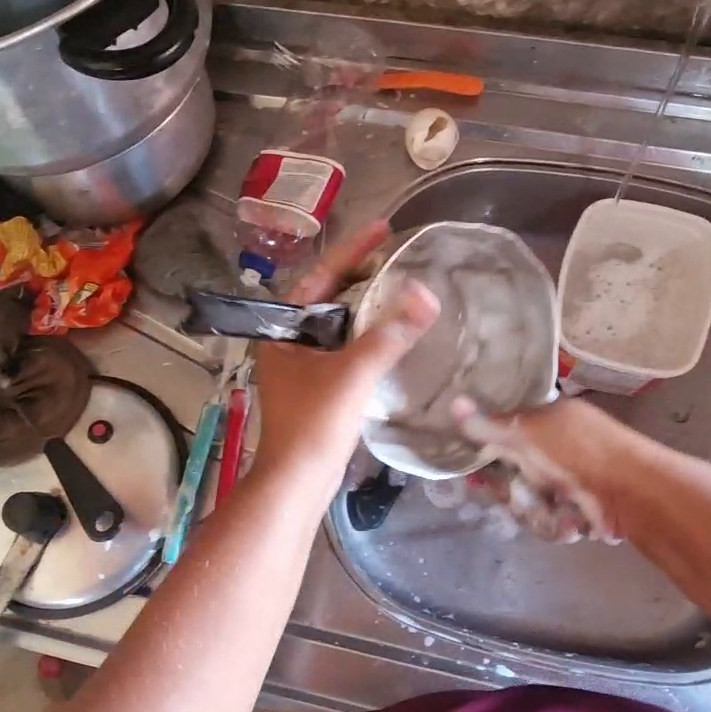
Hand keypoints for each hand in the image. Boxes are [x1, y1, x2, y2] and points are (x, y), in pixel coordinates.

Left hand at [250, 221, 439, 477]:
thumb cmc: (314, 424)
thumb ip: (389, 335)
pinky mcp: (315, 388)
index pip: (320, 276)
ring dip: (365, 306)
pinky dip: (365, 336)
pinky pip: (343, 349)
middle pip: (327, 297)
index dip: (352, 250)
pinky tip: (390, 337)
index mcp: (283, 329)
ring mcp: (300, 366)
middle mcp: (287, 341)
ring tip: (399, 289)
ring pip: (336, 324)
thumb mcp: (353, 374)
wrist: (296, 483)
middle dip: (360, 275)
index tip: (383, 228)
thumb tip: (427, 296)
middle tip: (396, 258)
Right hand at [454, 397, 643, 543]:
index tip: (473, 473)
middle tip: (514, 497)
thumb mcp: (530, 434)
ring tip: (554, 513)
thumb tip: (453, 403)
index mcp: (550, 419)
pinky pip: (550, 520)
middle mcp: (559, 448)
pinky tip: (572, 523)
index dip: (486, 453)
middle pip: (512, 474)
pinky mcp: (580, 510)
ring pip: (529, 502)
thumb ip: (490, 425)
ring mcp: (570, 481)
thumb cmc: (581, 453)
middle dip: (512, 492)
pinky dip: (558, 523)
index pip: (505, 433)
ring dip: (536, 512)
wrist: (636, 494)